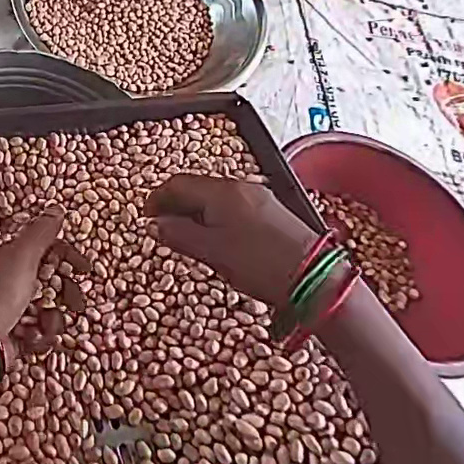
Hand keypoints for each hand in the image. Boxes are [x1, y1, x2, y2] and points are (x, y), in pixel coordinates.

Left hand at [0, 208, 68, 348]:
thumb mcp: (23, 256)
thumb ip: (41, 233)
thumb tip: (57, 208)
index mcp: (16, 259)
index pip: (50, 253)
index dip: (69, 259)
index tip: (84, 269)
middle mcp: (17, 282)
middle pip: (56, 284)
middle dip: (67, 295)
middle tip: (74, 304)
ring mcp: (17, 309)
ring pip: (52, 313)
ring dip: (52, 321)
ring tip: (41, 325)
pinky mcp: (18, 335)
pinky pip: (42, 336)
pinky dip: (40, 338)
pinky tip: (30, 338)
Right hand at [144, 174, 317, 308]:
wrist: (318, 280)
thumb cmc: (259, 263)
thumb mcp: (211, 251)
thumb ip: (178, 234)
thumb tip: (154, 224)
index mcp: (221, 191)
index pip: (177, 183)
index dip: (156, 199)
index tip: (146, 218)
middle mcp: (240, 188)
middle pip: (196, 188)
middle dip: (174, 205)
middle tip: (161, 229)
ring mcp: (258, 199)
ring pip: (214, 199)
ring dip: (194, 213)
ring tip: (185, 237)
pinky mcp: (271, 214)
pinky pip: (231, 209)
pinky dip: (214, 219)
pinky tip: (214, 240)